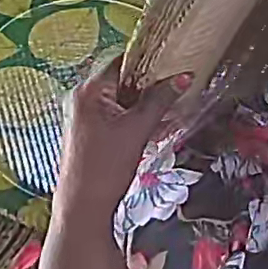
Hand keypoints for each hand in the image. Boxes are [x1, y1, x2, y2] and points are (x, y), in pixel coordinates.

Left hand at [53, 54, 190, 230]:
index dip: (148, 59)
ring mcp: (84, 116)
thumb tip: (185, 76)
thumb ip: (161, 99)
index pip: (122, 61)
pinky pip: (117, 113)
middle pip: (122, 79)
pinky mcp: (90, 132)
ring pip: (122, 98)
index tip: (173, 60)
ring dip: (145, 101)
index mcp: (89, 91)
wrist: (83, 209)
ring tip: (171, 102)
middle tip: (176, 82)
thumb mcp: (139, 128)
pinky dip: (136, 115)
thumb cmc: (105, 167)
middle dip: (150, 82)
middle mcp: (82, 99)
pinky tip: (157, 123)